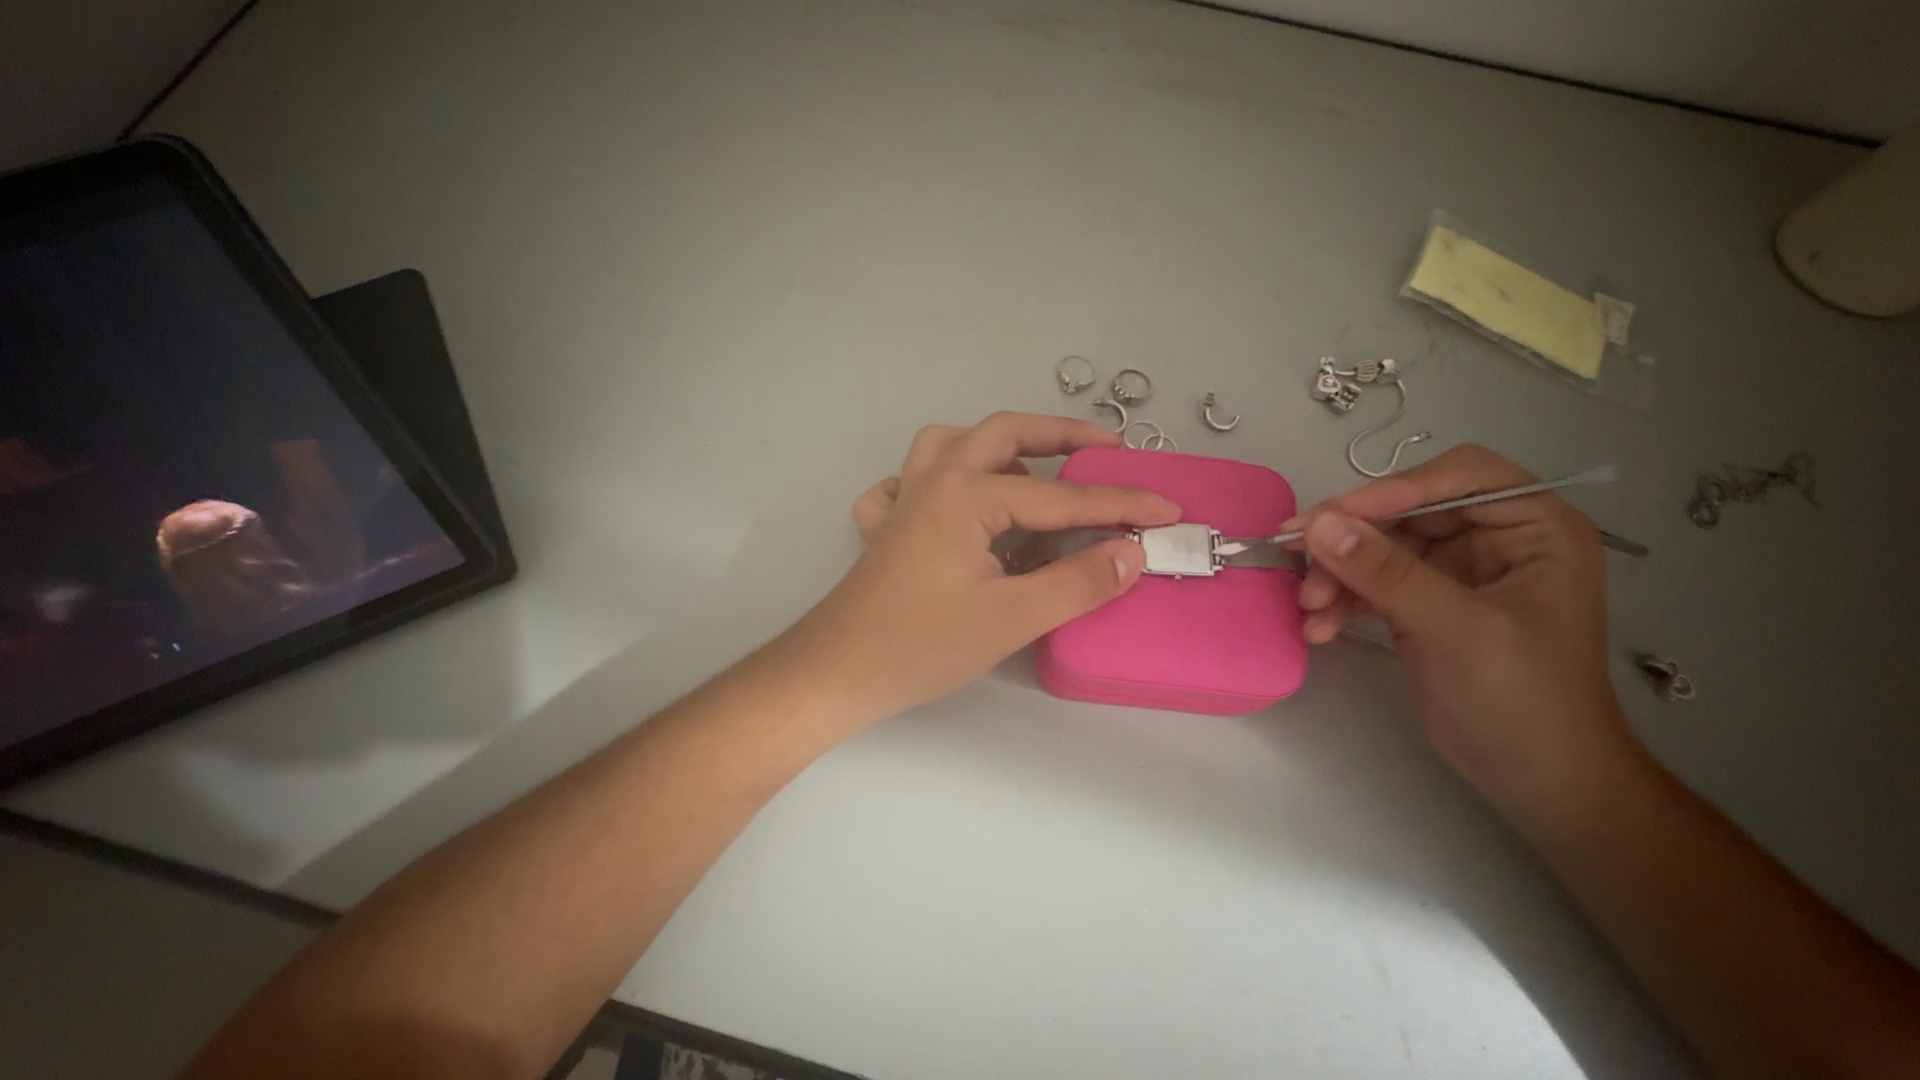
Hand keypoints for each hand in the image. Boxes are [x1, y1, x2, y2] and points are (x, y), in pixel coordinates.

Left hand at [786, 412, 1179, 723]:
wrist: (837, 672)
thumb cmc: (922, 644)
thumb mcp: (1012, 617)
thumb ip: (1078, 583)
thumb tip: (1132, 554)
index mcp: (967, 494)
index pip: (1061, 496)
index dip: (1119, 505)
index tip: (1168, 510)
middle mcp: (935, 479)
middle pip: (1004, 432)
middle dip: (1061, 435)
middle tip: (1106, 451)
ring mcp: (904, 499)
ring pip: (952, 444)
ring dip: (998, 446)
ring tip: (1035, 469)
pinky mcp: (887, 527)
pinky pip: (909, 481)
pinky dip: (938, 479)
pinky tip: (956, 505)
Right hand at [1285, 445, 1635, 812]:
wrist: (1537, 780)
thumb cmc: (1524, 701)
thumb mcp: (1458, 631)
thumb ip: (1388, 574)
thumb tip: (1318, 524)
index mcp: (1534, 528)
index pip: (1460, 476)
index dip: (1396, 488)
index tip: (1333, 517)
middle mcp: (1494, 539)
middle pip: (1407, 510)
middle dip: (1352, 539)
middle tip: (1297, 557)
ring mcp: (1455, 573)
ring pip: (1380, 547)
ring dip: (1338, 572)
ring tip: (1309, 606)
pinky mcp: (1422, 605)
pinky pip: (1371, 584)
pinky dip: (1342, 601)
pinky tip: (1320, 628)